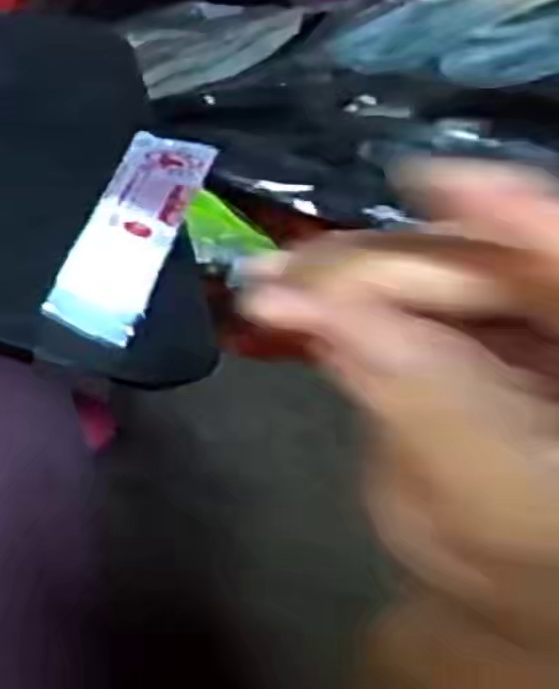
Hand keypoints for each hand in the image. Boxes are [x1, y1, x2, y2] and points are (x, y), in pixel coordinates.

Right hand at [240, 161, 558, 653]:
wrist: (503, 598)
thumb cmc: (523, 564)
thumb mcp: (481, 487)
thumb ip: (406, 386)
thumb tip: (290, 299)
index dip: (524, 216)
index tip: (431, 180)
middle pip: (478, 266)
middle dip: (367, 266)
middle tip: (269, 282)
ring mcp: (520, 333)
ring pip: (423, 274)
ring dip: (327, 279)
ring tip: (254, 294)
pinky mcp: (455, 337)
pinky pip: (386, 301)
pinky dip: (320, 303)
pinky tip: (269, 313)